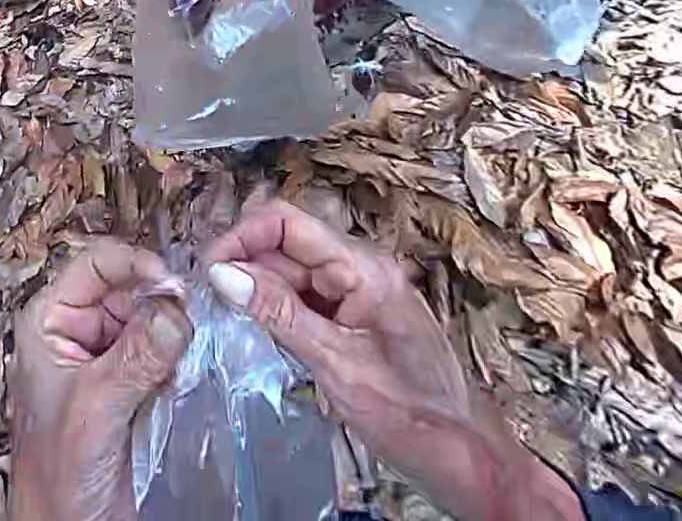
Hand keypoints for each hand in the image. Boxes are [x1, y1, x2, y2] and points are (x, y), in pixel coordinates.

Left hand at [10, 240, 192, 520]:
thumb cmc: (60, 479)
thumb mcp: (92, 411)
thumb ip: (133, 358)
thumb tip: (175, 309)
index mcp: (52, 319)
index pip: (95, 264)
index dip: (133, 263)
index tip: (171, 282)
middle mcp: (82, 325)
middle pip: (131, 285)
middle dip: (161, 298)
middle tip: (191, 317)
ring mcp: (111, 349)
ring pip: (154, 312)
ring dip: (175, 325)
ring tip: (192, 345)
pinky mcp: (137, 373)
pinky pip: (167, 343)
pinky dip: (182, 350)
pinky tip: (190, 365)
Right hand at [202, 200, 582, 520]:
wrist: (472, 461)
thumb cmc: (411, 415)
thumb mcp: (336, 365)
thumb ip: (279, 313)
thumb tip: (222, 274)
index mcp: (362, 266)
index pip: (288, 222)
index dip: (243, 234)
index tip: (209, 267)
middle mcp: (358, 265)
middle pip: (287, 243)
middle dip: (245, 261)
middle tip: (209, 296)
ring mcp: (357, 288)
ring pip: (293, 270)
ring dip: (258, 285)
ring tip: (226, 313)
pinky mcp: (354, 312)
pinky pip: (306, 295)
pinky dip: (279, 306)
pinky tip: (258, 324)